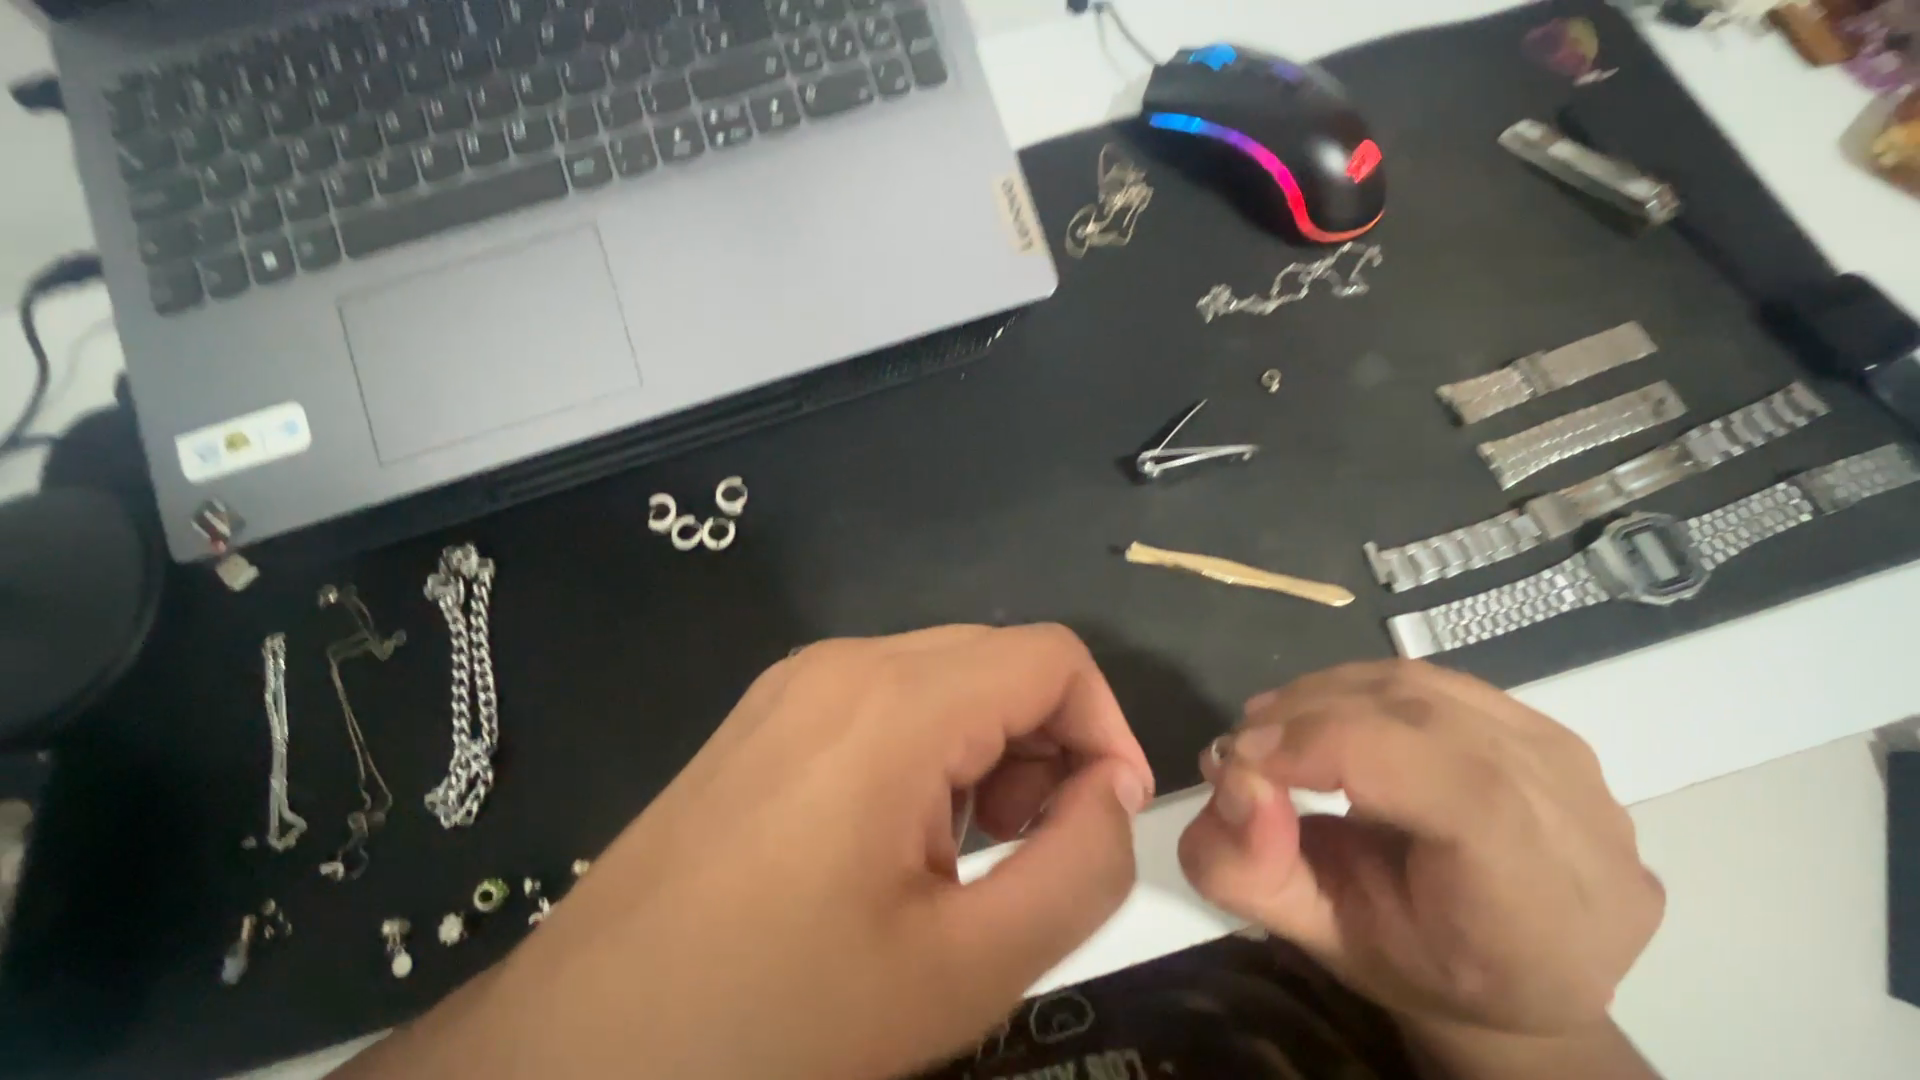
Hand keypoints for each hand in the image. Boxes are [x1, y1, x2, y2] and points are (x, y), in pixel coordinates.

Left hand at [341, 625, 1154, 1079]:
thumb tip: (1108, 794)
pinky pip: (883, 702)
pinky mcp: (764, 717)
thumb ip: (1077, 869)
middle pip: (997, 661)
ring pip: (942, 679)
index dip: (1106, 731)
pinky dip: (928, 751)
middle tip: (1032, 850)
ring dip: (989, 751)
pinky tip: (900, 840)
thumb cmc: (779, 1017)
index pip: (1052, 658)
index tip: (1103, 824)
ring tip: (969, 851)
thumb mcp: (966, 967)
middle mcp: (842, 664)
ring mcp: (792, 685)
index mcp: (895, 704)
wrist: (585, 1046)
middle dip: (1047, 745)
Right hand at [1177, 661, 1662, 1074]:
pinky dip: (1359, 691)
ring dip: (1327, 697)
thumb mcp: (1322, 943)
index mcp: (1535, 903)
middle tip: (1240, 747)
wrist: (1521, 971)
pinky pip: (1432, 684)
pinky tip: (1322, 718)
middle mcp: (1574, 820)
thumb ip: (1254, 873)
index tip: (1242, 758)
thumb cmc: (1420, 968)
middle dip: (1310, 717)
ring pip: (1423, 688)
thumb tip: (1232, 779)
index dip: (1334, 748)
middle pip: (1427, 719)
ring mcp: (1568, 764)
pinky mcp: (1543, 729)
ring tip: (1271, 731)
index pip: (1451, 784)